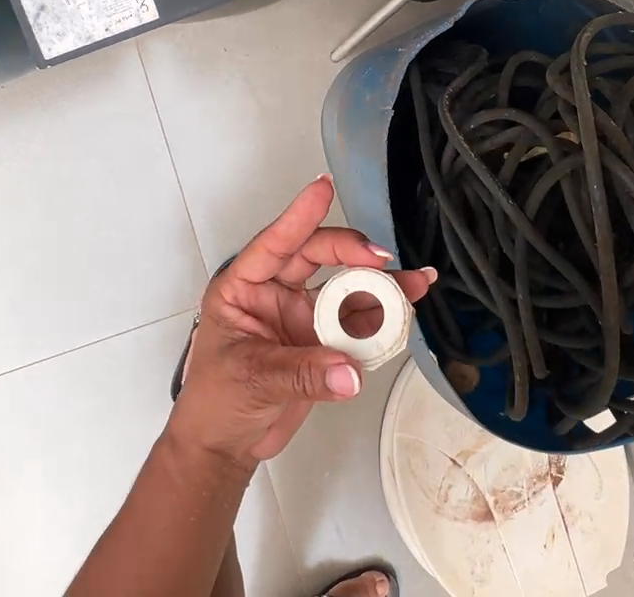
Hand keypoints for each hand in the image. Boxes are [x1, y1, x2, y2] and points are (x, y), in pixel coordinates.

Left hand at [166, 175, 435, 465]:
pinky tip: (409, 306)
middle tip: (380, 258)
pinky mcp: (324, 341)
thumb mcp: (252, 379)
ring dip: (381, 284)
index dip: (299, 215)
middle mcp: (276, 292)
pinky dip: (384, 317)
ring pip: (346, 288)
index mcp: (244, 288)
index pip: (275, 243)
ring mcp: (302, 315)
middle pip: (318, 257)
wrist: (225, 446)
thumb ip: (303, 374)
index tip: (323, 188)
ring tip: (417, 281)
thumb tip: (350, 374)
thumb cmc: (216, 401)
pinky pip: (358, 323)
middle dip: (352, 252)